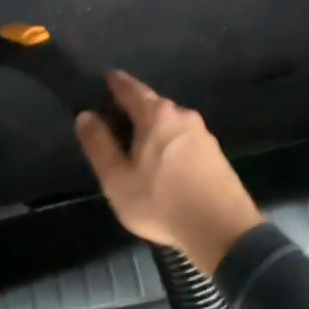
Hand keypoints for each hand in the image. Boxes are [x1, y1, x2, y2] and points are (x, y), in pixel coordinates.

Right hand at [75, 71, 263, 273]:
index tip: (109, 78)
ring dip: (155, 130)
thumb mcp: (117, 179)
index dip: (116, 83)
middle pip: (153, 105)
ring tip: (140, 146)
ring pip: (171, 124)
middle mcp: (182, 116)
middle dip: (135, 109)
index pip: (131, 89)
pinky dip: (171, 145)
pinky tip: (166, 164)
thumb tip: (86, 116)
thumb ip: (98, 145)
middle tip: (118, 120)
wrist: (223, 230)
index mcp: (156, 115)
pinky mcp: (216, 155)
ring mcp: (203, 134)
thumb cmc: (162, 201)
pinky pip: (185, 140)